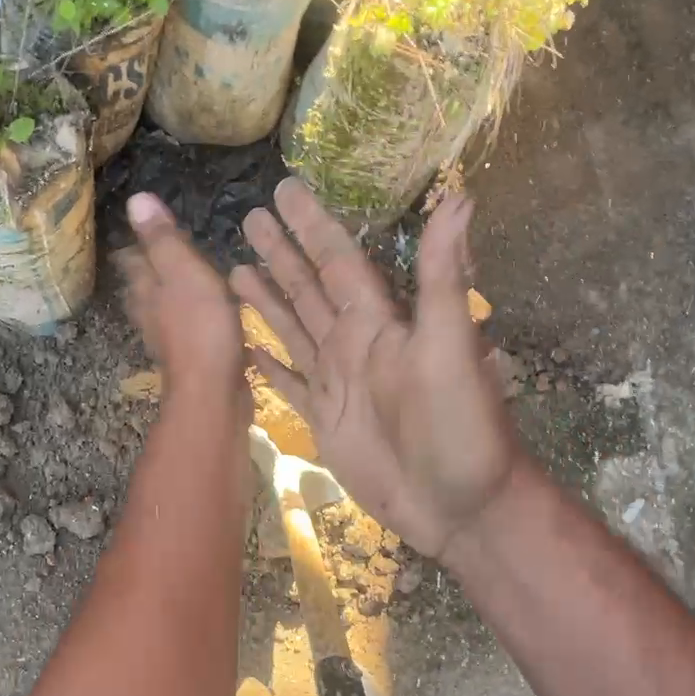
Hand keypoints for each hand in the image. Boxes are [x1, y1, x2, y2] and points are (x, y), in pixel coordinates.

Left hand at [117, 192, 249, 406]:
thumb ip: (162, 239)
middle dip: (149, 268)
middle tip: (162, 251)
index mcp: (146, 289)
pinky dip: (190, 319)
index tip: (145, 228)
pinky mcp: (190, 358)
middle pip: (142, 285)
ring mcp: (168, 339)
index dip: (137, 242)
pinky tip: (204, 318)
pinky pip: (186, 330)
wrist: (213, 392)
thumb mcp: (184, 272)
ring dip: (168, 295)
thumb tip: (135, 200)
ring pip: (162, 309)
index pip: (132, 258)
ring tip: (182, 280)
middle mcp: (149, 313)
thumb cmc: (200, 328)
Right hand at [231, 178, 518, 558]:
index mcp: (379, 322)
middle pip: (308, 288)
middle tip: (248, 219)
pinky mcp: (324, 421)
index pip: (338, 261)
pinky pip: (288, 383)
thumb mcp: (451, 348)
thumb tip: (459, 196)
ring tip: (234, 272)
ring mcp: (336, 384)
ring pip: (293, 330)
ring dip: (267, 300)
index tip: (283, 191)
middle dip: (281, 253)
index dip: (311, 226)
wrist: (458, 504)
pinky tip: (246, 351)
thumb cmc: (461, 428)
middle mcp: (353, 345)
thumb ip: (442, 277)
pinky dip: (268, 366)